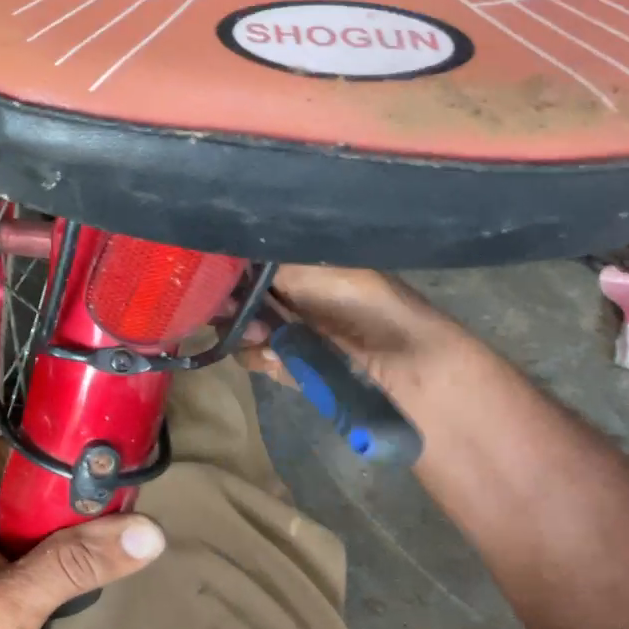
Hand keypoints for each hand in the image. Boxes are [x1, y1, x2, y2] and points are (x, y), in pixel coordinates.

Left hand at [0, 441, 166, 628]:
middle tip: (113, 517)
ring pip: (5, 515)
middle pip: (10, 484)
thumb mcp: (18, 602)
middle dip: (58, 501)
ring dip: (45, 529)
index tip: (109, 474)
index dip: (60, 462)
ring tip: (96, 544)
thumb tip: (150, 530)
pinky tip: (58, 570)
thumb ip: (76, 562)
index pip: (10, 454)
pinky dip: (25, 549)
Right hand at [238, 265, 471, 395]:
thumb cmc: (372, 310)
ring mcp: (284, 331)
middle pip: (232, 294)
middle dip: (227, 304)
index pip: (246, 261)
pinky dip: (256, 356)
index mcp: (302, 267)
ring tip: (266, 340)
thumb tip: (221, 255)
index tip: (217, 278)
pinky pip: (249, 356)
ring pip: (234, 327)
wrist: (412, 372)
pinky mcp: (284, 364)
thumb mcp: (324, 271)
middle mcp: (288, 295)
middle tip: (236, 313)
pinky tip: (276, 358)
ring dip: (240, 334)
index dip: (227, 269)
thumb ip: (271, 263)